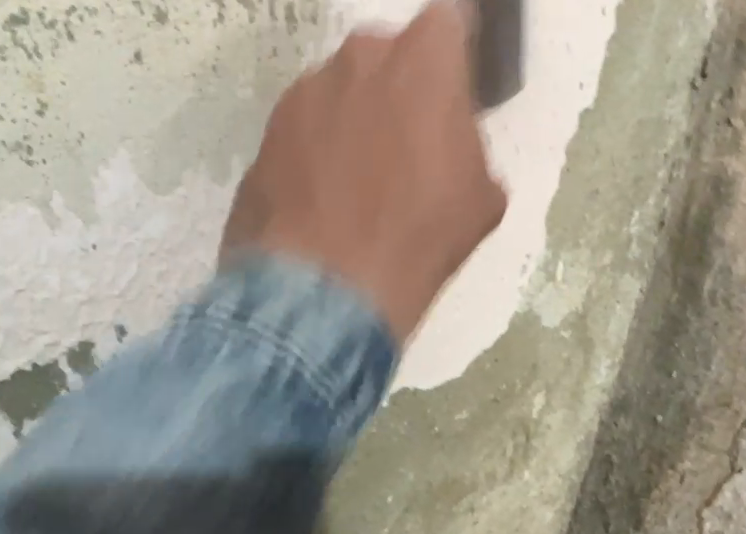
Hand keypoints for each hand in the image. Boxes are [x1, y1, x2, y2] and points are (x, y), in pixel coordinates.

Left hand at [221, 1, 508, 343]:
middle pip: (388, 59)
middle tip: (406, 157)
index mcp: (424, 60)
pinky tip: (322, 210)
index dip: (453, 62)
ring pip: (340, 96)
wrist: (325, 294)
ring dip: (352, 127)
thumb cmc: (417, 242)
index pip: (450, 24)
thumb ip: (471, 151)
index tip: (453, 98)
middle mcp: (358, 56)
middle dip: (399, 95)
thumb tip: (451, 152)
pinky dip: (314, 159)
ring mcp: (303, 93)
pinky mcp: (264, 134)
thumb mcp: (480, 203)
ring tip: (356, 195)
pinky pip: (302, 135)